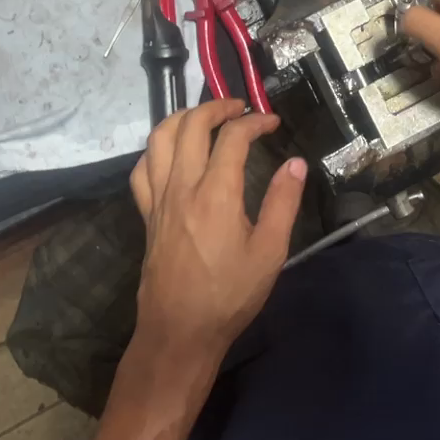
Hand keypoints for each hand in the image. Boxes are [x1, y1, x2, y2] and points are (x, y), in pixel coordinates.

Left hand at [129, 98, 306, 366]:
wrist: (179, 332)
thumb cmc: (229, 296)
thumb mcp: (269, 253)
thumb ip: (283, 203)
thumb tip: (296, 164)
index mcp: (216, 194)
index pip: (233, 137)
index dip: (255, 121)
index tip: (272, 123)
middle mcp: (183, 186)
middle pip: (192, 124)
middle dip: (217, 106)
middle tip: (239, 109)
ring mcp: (159, 198)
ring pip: (160, 138)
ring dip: (182, 117)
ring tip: (203, 117)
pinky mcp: (146, 214)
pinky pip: (142, 169)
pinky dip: (156, 149)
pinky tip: (172, 153)